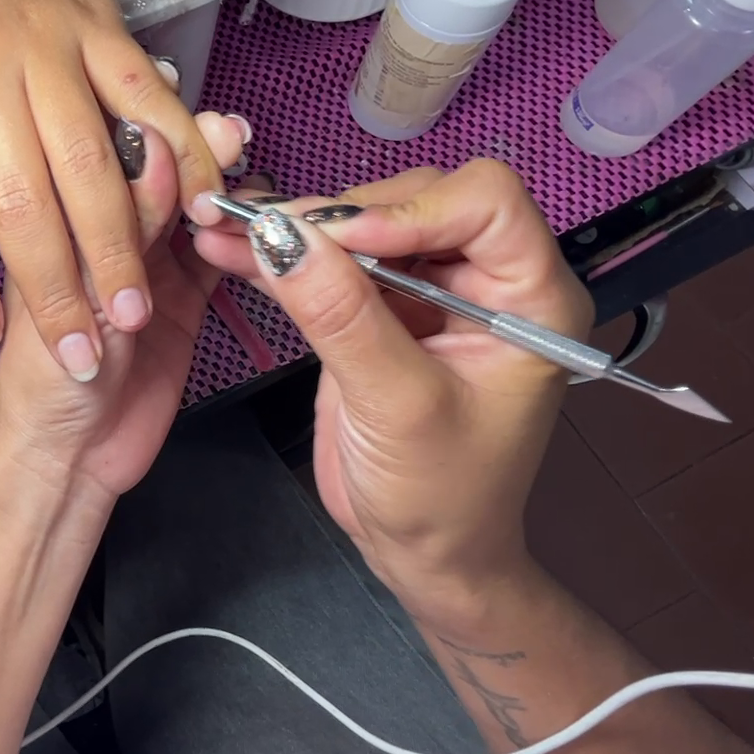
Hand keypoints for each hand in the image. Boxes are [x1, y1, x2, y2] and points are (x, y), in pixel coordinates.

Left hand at [0, 112, 246, 507]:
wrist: (67, 462)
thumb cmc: (38, 388)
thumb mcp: (74, 302)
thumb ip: (115, 233)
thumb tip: (150, 156)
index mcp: (58, 227)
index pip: (98, 161)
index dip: (138, 131)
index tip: (173, 105)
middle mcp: (103, 240)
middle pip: (153, 179)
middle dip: (189, 150)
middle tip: (226, 132)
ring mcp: (146, 269)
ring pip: (189, 212)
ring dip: (217, 188)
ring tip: (243, 160)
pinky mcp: (182, 303)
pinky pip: (215, 259)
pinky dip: (238, 238)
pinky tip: (256, 218)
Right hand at [191, 161, 593, 609]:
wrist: (417, 550)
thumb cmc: (438, 491)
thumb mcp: (396, 404)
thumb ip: (343, 316)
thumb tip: (279, 235)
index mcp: (529, 294)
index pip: (483, 203)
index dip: (409, 208)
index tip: (336, 241)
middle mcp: (480, 279)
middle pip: (412, 204)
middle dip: (337, 216)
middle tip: (267, 233)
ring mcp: (422, 294)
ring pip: (359, 229)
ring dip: (292, 229)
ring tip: (225, 225)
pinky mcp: (373, 312)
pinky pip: (327, 267)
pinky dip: (280, 258)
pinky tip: (227, 248)